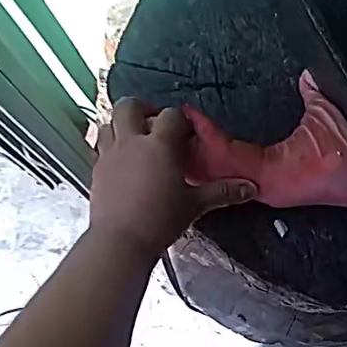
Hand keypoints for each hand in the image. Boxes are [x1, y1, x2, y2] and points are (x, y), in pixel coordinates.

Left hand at [89, 98, 255, 256]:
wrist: (121, 240)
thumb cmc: (160, 220)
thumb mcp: (195, 205)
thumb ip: (222, 192)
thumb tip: (250, 187)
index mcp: (159, 145)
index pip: (172, 116)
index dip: (182, 120)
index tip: (189, 133)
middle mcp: (131, 141)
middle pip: (131, 106)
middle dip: (144, 109)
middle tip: (156, 124)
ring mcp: (109, 154)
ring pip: (110, 122)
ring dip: (123, 125)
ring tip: (136, 141)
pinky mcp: (96, 169)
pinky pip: (100, 146)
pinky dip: (111, 146)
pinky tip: (121, 162)